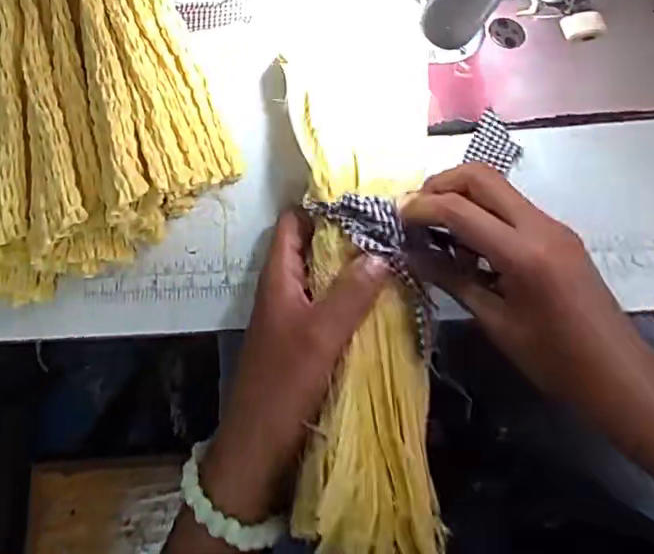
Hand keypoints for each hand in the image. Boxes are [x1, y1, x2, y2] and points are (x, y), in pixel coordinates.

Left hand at [202, 207, 391, 522]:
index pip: (293, 221)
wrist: (258, 450)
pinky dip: (353, 298)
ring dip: (353, 268)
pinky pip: (331, 305)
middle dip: (347, 236)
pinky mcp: (306, 339)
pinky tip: (383, 301)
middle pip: (313, 246)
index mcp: (278, 275)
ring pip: (325, 276)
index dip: (322, 206)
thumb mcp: (321, 334)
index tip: (363, 203)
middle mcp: (285, 287)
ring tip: (394, 258)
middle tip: (390, 230)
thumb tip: (382, 250)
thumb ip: (351, 292)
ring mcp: (295, 313)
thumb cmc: (283, 385)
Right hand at [404, 166, 653, 553]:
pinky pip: (511, 206)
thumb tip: (413, 254)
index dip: (421, 208)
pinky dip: (482, 212)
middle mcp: (540, 225)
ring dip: (461, 195)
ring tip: (438, 230)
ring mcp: (553, 224)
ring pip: (496, 185)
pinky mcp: (558, 232)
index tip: (396, 219)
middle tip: (416, 211)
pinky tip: (470, 246)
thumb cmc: (557, 363)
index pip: (459, 208)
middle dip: (440, 184)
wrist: (623, 378)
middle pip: (480, 175)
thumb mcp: (497, 324)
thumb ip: (453, 280)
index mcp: (524, 253)